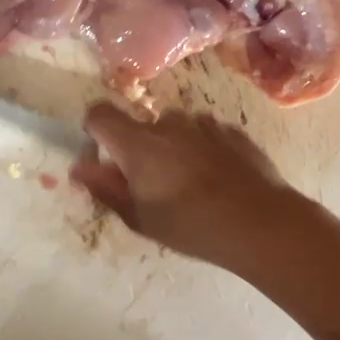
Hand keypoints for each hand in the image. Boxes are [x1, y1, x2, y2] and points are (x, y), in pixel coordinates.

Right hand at [70, 103, 301, 265]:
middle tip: (152, 186)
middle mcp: (168, 123)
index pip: (99, 114)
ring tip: (189, 185)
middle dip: (138, 150)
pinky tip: (216, 180)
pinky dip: (202, 150)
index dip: (94, 131)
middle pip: (140, 126)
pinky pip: (205, 134)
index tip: (103, 157)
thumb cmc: (190, 226)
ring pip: (175, 129)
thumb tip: (79, 168)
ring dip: (173, 149)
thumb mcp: (139, 217)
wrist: (260, 223)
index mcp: (137, 143)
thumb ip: (105, 188)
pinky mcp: (232, 131)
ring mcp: (203, 124)